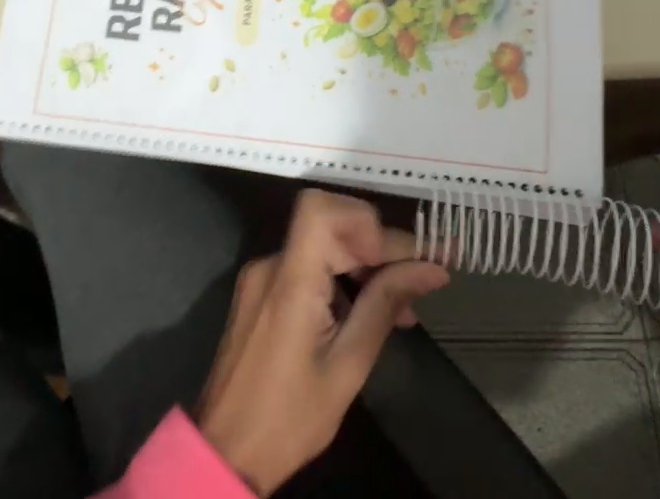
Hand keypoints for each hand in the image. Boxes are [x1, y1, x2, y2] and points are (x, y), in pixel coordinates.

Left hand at [197, 189, 448, 493]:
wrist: (227, 449)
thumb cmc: (290, 416)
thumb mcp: (348, 364)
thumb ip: (385, 305)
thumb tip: (432, 268)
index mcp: (289, 279)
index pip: (320, 209)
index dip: (364, 220)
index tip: (400, 258)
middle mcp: (270, 265)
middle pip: (329, 228)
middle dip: (380, 249)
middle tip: (425, 281)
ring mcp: (261, 278)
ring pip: (321, 249)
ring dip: (364, 268)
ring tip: (405, 308)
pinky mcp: (260, 294)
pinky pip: (306, 269)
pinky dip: (341, 282)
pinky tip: (370, 313)